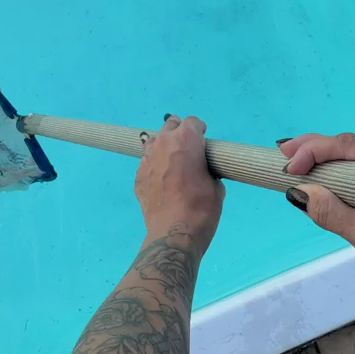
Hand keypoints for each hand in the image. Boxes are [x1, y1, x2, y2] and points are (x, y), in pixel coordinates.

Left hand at [137, 115, 224, 248]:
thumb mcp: (216, 186)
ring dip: (164, 147)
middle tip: (188, 150)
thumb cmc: (202, 207)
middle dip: (180, 133)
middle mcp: (163, 142)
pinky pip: (147, 163)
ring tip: (172, 163)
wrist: (174, 232)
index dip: (200, 131)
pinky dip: (155, 167)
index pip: (193, 121)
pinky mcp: (138, 176)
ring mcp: (147, 158)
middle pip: (171, 125)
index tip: (204, 143)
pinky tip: (162, 182)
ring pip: (154, 141)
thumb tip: (203, 171)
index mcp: (186, 139)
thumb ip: (208, 170)